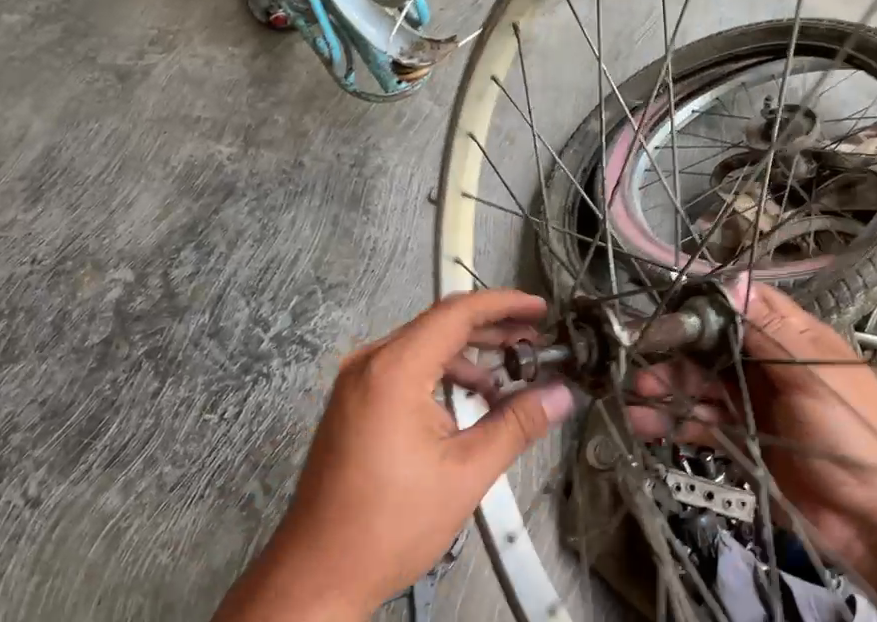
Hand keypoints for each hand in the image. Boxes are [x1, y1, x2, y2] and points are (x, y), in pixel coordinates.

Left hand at [213, 290, 579, 621]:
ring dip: (468, 356)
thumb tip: (556, 397)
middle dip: (492, 330)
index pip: (457, 313)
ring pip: (423, 347)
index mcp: (393, 371)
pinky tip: (470, 401)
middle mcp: (369, 365)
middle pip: (440, 325)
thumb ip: (517, 425)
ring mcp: (357, 383)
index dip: (504, 305)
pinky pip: (405, 369)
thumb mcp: (466, 472)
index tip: (535, 308)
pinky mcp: (354, 402)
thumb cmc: (380, 528)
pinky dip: (441, 375)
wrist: (320, 572)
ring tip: (509, 377)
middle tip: (532, 338)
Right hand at [628, 279, 876, 568]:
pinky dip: (674, 422)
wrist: (876, 523)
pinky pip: (702, 423)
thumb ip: (770, 331)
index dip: (708, 303)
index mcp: (794, 340)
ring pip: (701, 384)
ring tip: (635, 399)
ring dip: (668, 388)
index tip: (670, 311)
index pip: (746, 304)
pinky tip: (646, 424)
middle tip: (641, 362)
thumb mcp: (814, 377)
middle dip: (676, 352)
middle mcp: (769, 365)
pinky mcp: (744, 440)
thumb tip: (733, 277)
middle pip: (712, 346)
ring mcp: (755, 403)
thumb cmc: (853, 436)